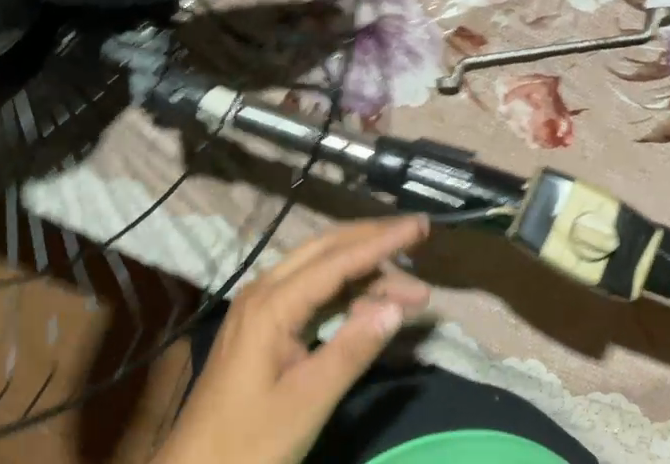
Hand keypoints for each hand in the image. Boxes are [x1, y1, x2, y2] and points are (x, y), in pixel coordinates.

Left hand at [152, 217, 432, 463]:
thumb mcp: (307, 401)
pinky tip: (373, 307)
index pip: (337, 259)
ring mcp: (261, 307)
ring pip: (320, 270)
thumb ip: (352, 349)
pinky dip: (346, 294)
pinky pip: (311, 293)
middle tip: (420, 238)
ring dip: (365, 274)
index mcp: (272, 303)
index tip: (421, 226)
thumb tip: (397, 305)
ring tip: (413, 291)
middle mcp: (265, 291)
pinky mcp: (264, 327)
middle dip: (374, 242)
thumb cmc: (248, 442)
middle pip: (327, 249)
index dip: (382, 241)